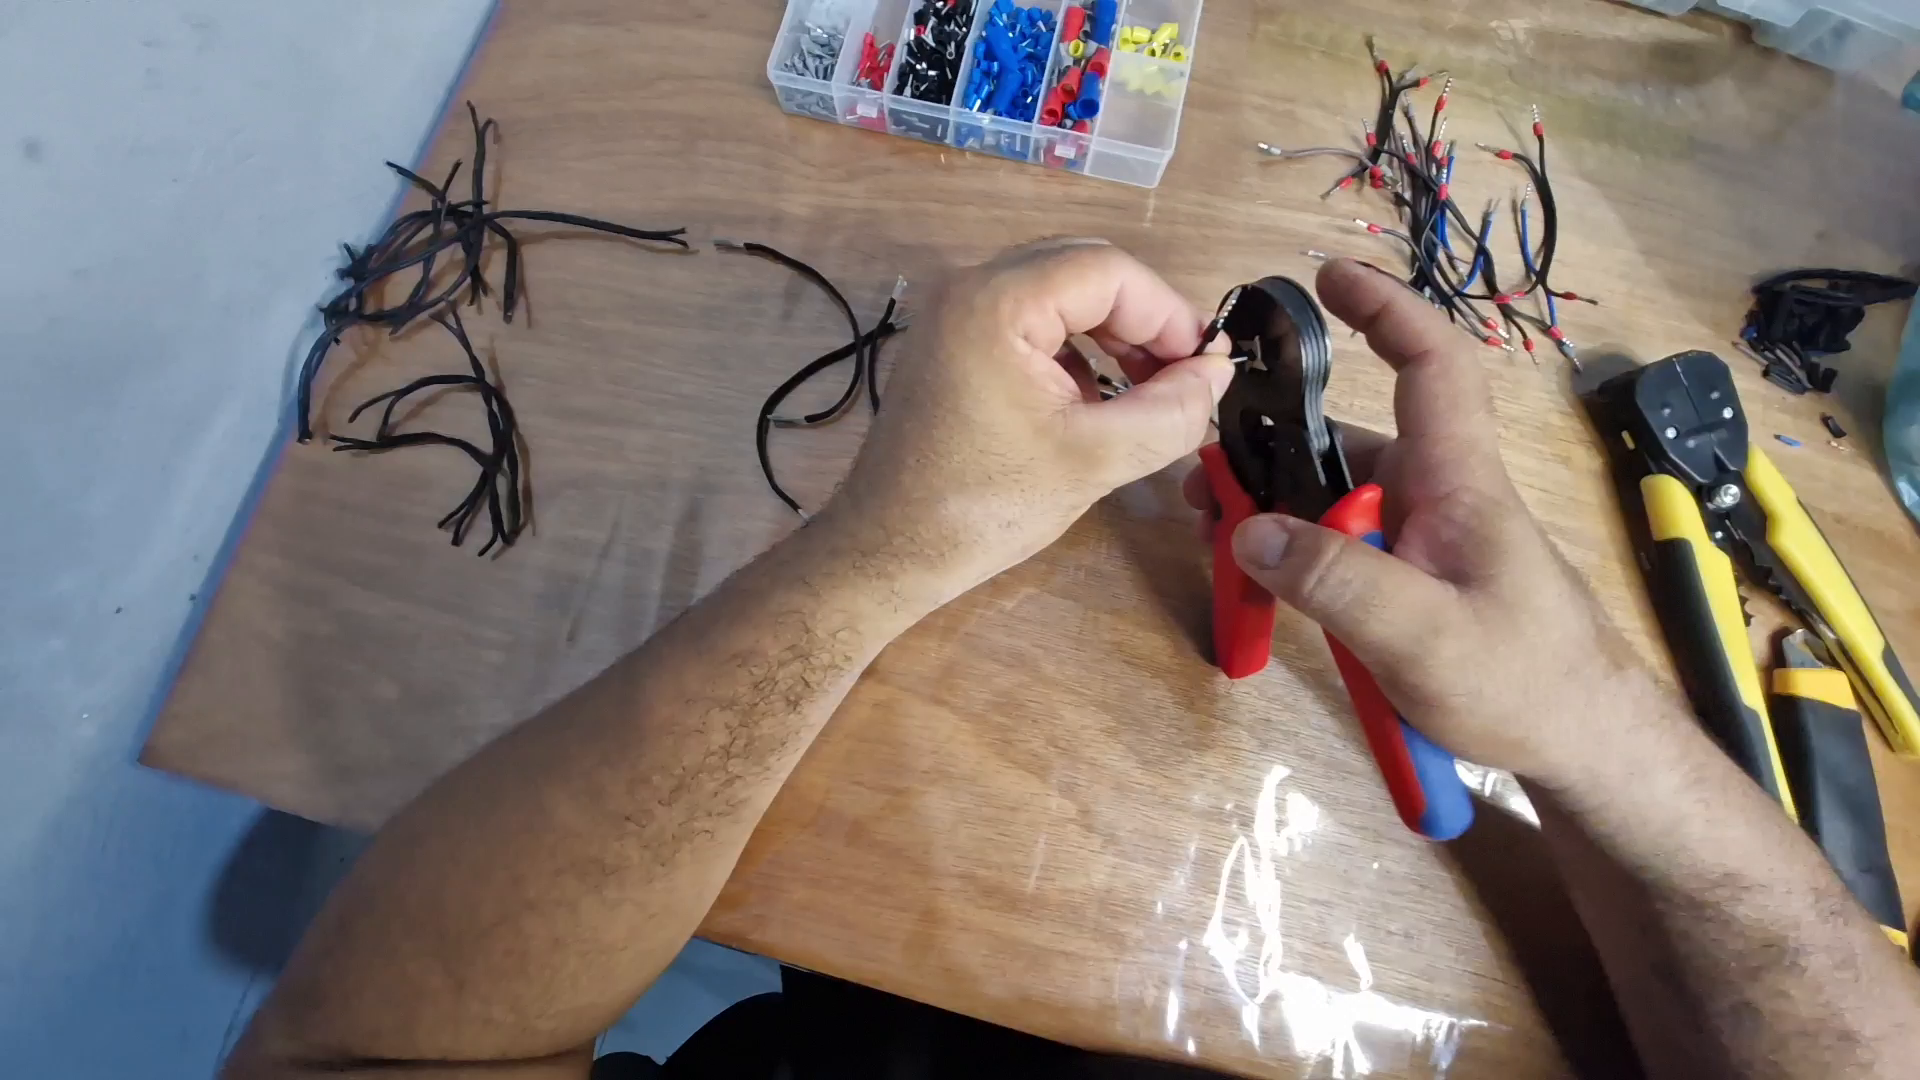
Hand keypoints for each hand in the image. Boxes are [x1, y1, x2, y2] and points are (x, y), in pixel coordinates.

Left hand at [823, 239, 1233, 603]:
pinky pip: (1026, 328)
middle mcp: (966, 289)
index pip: (1109, 270)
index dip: (1167, 313)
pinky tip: (1089, 404)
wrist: (888, 552)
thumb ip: (1171, 412)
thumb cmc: (983, 509)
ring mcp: (951, 318)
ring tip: (1143, 394)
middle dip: (1139, 322)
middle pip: (1081, 272)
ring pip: (1055, 299)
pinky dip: (1069, 355)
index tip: (1203, 367)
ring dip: (1108, 338)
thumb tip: (1217, 373)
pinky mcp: (948, 349)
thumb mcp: (1093, 461)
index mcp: (995, 302)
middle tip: (1178, 377)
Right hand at [1184, 259, 1676, 783]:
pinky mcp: (1397, 574)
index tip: (1327, 279)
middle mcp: (1428, 493)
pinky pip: (1327, 542)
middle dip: (1266, 450)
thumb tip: (1249, 533)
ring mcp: (1410, 537)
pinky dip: (1284, 548)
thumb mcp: (1427, 637)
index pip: (1431, 365)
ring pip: (1324, 496)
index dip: (1385, 310)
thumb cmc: (1526, 682)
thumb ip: (1340, 581)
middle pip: (1340, 443)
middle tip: (1200, 486)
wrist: (1582, 747)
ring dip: (1264, 507)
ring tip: (1209, 534)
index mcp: (1454, 479)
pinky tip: (1250, 576)